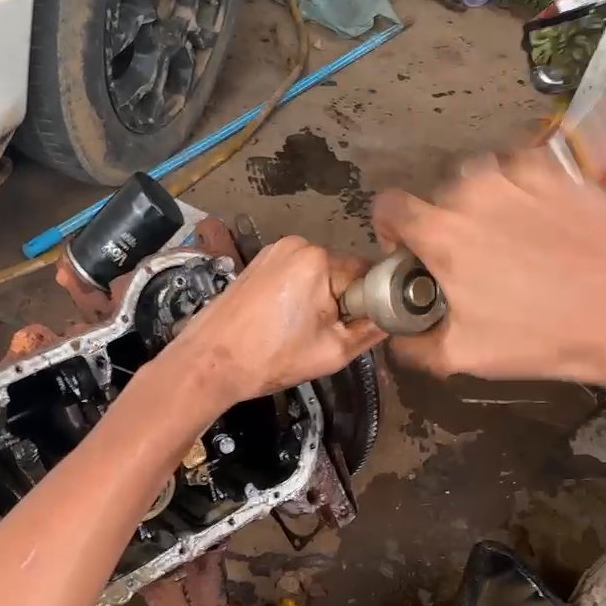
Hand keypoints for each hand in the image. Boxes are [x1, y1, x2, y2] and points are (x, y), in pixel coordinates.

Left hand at [157, 236, 386, 407]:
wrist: (210, 361)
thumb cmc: (270, 359)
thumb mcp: (333, 352)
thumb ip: (372, 330)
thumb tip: (395, 317)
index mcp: (319, 259)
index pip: (368, 274)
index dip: (370, 304)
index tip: (360, 328)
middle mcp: (298, 244)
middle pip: (342, 272)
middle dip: (342, 302)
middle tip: (325, 337)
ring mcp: (274, 250)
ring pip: (319, 275)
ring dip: (320, 300)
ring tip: (299, 332)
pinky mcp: (258, 262)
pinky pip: (295, 276)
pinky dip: (299, 296)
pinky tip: (283, 323)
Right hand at [371, 152, 605, 398]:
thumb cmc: (547, 335)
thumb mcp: (467, 356)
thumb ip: (416, 346)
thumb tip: (398, 341)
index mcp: (442, 233)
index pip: (389, 207)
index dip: (392, 231)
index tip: (410, 254)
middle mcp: (475, 191)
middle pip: (437, 198)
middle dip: (443, 226)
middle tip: (469, 264)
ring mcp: (522, 174)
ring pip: (480, 182)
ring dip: (481, 207)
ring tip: (508, 244)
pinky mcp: (562, 170)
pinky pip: (522, 173)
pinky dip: (520, 193)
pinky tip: (541, 226)